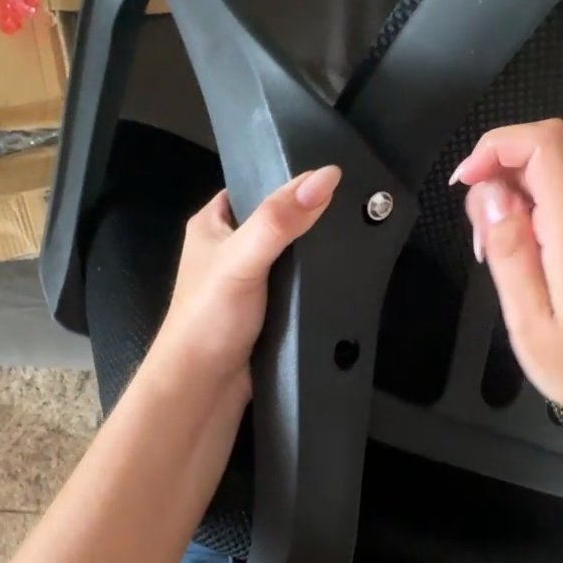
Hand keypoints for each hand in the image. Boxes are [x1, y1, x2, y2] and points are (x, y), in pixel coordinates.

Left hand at [149, 165, 341, 394]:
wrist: (203, 389)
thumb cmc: (210, 317)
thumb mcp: (243, 258)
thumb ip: (281, 220)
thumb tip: (327, 176)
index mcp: (211, 224)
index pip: (254, 186)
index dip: (288, 178)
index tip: (332, 173)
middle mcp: (228, 250)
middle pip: (277, 221)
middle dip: (309, 216)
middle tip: (356, 203)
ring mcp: (248, 283)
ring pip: (290, 257)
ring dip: (316, 253)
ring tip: (359, 233)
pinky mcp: (267, 312)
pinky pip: (297, 288)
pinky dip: (316, 284)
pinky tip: (343, 275)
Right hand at [452, 119, 562, 417]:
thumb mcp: (527, 319)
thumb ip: (509, 250)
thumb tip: (489, 193)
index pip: (544, 144)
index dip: (497, 147)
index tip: (464, 184)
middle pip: (552, 149)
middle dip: (503, 172)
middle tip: (481, 235)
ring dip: (520, 192)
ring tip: (500, 249)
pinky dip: (541, 208)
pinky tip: (529, 256)